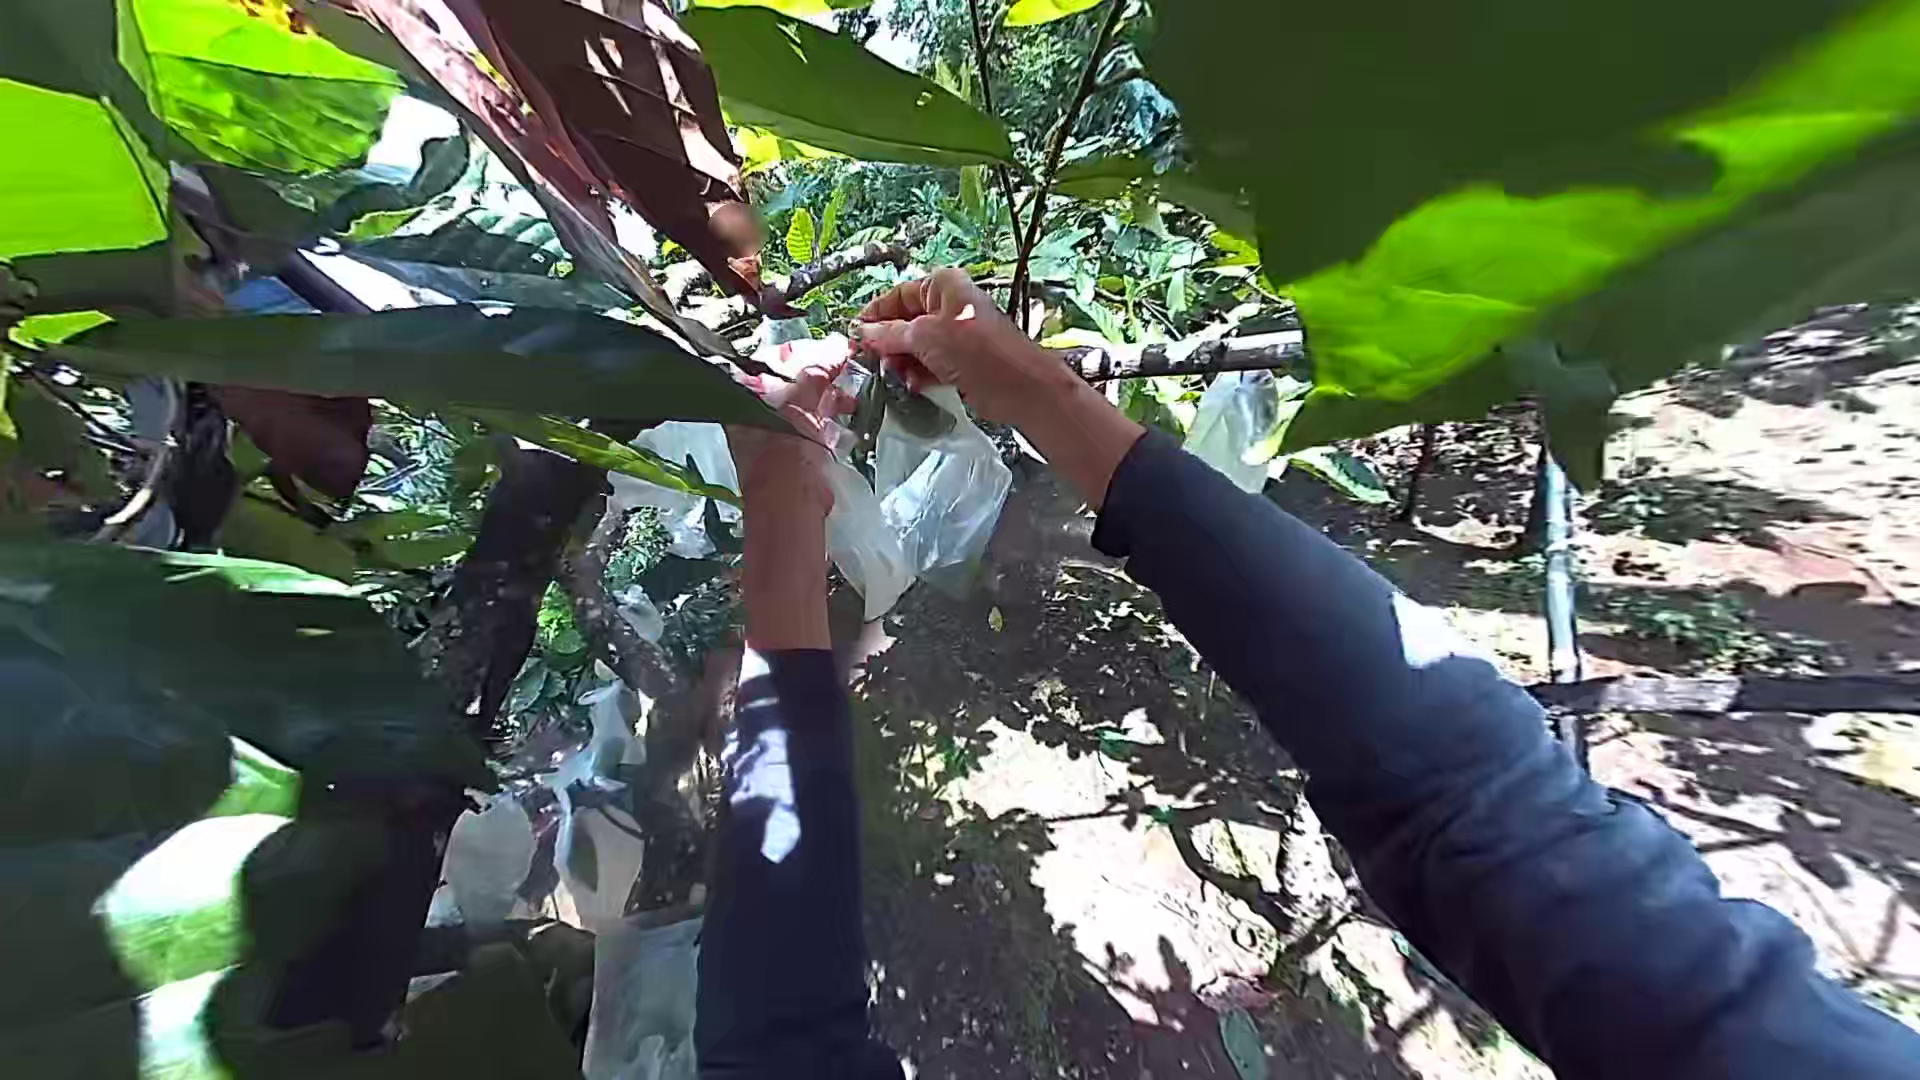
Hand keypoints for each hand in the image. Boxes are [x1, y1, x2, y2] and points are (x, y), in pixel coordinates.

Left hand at [728, 360, 854, 517]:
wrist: (791, 500)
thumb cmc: (785, 450)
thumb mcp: (801, 401)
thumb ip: (817, 371)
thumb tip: (836, 346)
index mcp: (747, 394)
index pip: (775, 361)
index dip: (805, 352)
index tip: (833, 350)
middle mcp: (756, 413)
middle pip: (792, 384)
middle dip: (822, 378)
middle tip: (847, 372)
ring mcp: (776, 435)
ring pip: (806, 408)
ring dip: (830, 402)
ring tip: (851, 403)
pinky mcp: (795, 454)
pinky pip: (814, 430)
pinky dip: (830, 424)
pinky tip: (846, 423)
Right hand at [855, 268, 1075, 426]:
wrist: (1019, 386)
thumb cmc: (976, 351)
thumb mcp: (926, 336)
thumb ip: (890, 334)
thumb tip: (863, 332)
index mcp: (942, 286)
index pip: (898, 295)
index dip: (875, 314)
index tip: (855, 334)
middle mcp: (949, 307)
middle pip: (905, 322)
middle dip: (888, 343)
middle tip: (870, 362)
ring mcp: (955, 337)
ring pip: (916, 347)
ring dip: (902, 363)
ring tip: (892, 377)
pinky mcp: (960, 363)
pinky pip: (930, 365)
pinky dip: (919, 375)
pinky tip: (911, 386)